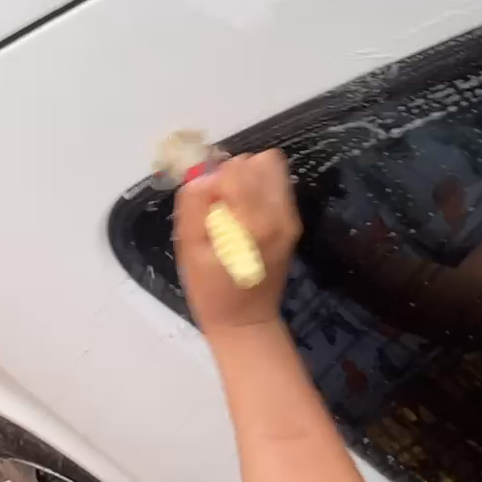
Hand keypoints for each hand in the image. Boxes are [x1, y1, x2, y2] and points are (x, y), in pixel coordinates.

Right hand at [174, 150, 301, 333]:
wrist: (245, 321)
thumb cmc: (211, 290)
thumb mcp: (189, 248)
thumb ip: (194, 205)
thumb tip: (203, 176)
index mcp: (255, 222)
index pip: (236, 169)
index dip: (214, 180)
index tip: (206, 205)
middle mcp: (280, 214)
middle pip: (260, 161)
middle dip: (233, 174)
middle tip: (219, 205)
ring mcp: (290, 218)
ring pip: (271, 168)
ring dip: (247, 178)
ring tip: (232, 208)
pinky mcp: (292, 222)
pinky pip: (275, 186)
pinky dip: (257, 190)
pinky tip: (243, 216)